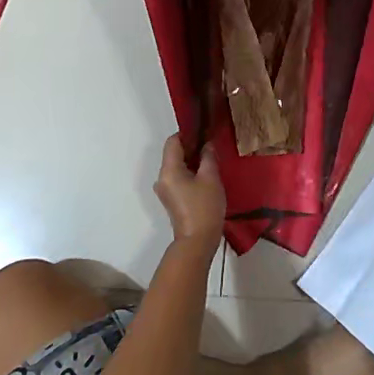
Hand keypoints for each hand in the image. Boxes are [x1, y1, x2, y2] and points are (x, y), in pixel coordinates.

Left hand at [154, 134, 224, 249]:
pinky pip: (178, 178)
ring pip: (176, 166)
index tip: (205, 134)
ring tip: (211, 161)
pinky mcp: (171, 198)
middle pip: (173, 154)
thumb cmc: (204, 207)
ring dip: (191, 161)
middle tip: (212, 147)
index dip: (188, 134)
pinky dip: (189, 173)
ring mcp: (164, 189)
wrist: (198, 240)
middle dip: (191, 148)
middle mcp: (161, 177)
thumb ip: (208, 157)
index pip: (173, 141)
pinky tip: (205, 176)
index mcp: (168, 170)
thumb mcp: (211, 178)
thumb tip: (207, 145)